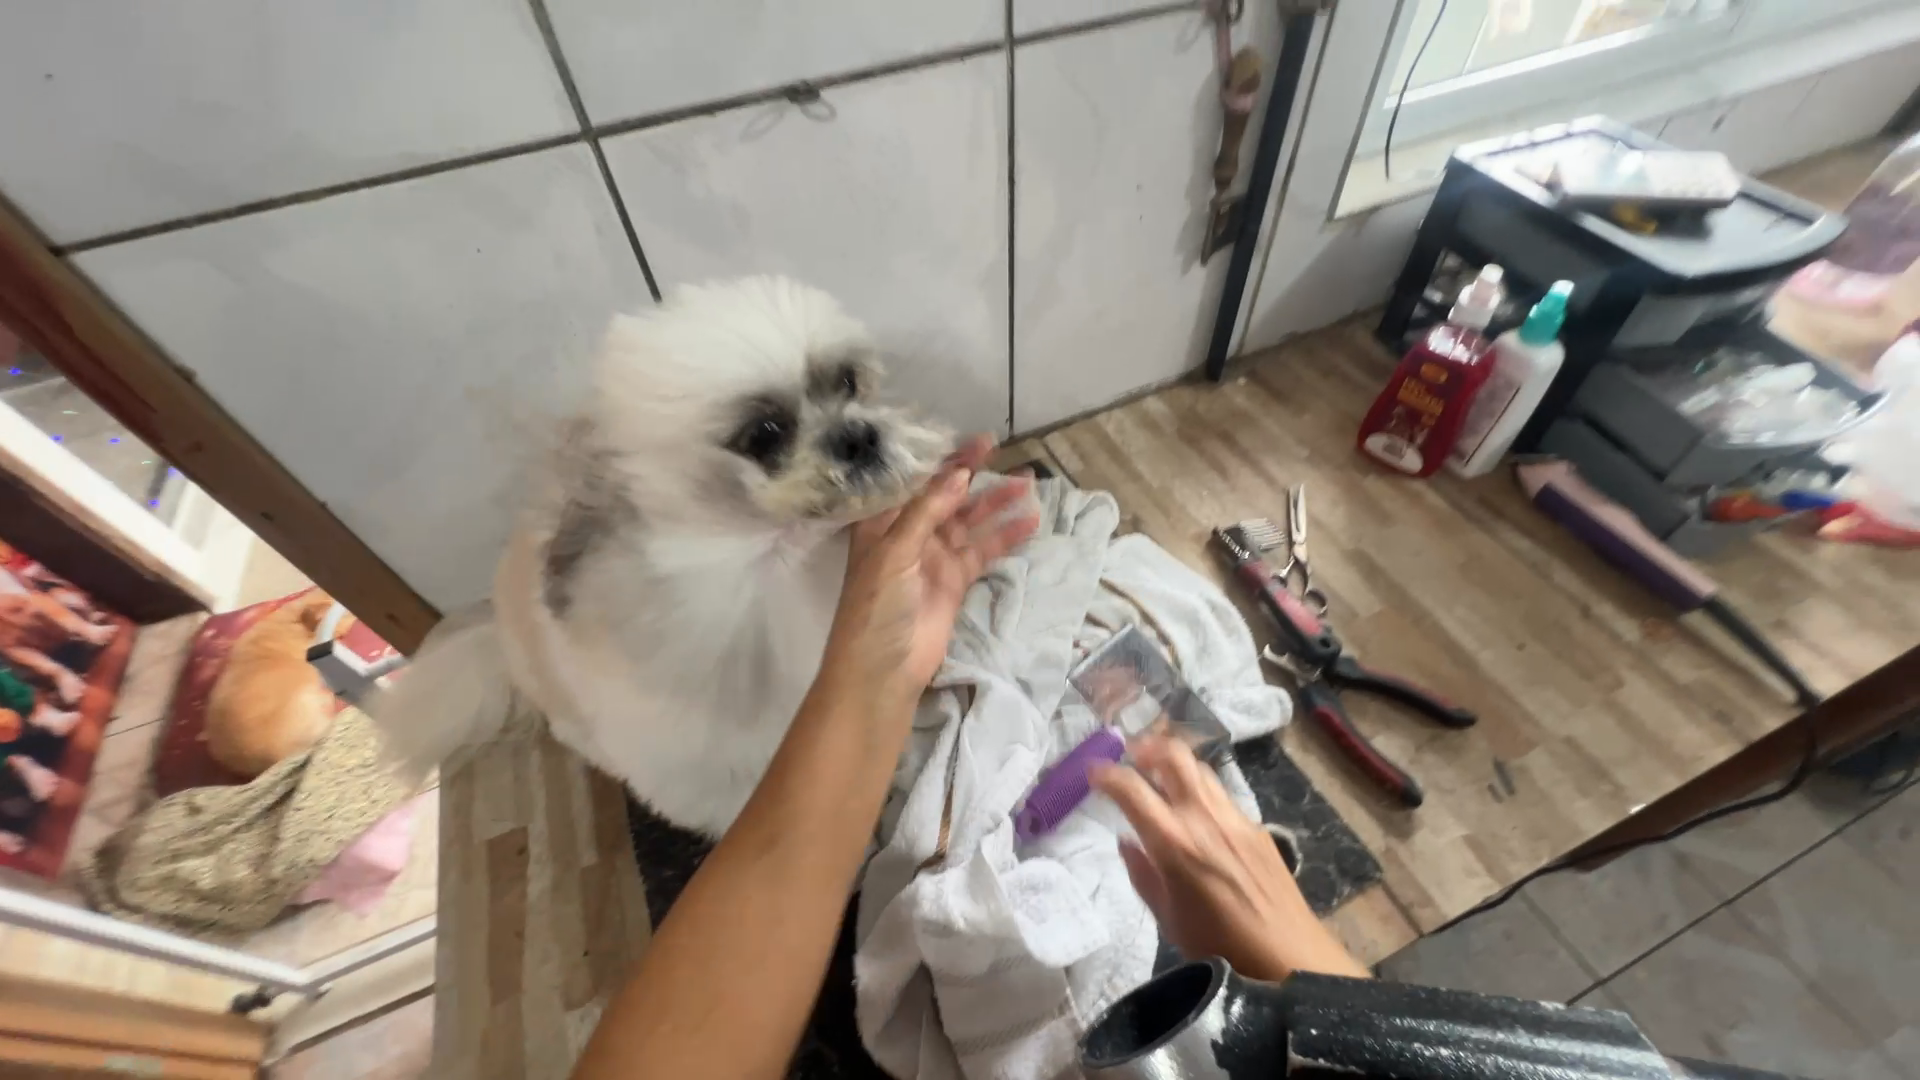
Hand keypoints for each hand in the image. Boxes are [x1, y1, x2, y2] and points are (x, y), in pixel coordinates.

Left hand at [820, 435, 1039, 716]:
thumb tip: (960, 474)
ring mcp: (934, 557)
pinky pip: (983, 551)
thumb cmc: (876, 605)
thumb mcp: (894, 551)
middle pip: (945, 496)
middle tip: (1001, 450)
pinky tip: (1030, 522)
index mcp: (883, 521)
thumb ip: (926, 511)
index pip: (915, 481)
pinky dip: (1005, 537)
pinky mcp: (956, 580)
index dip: (942, 460)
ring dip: (995, 503)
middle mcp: (909, 534)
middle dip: (972, 474)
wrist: (883, 668)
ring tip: (1028, 483)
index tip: (974, 442)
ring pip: (969, 521)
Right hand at [1091, 734, 1368, 982]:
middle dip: (1147, 747)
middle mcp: (1202, 817)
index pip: (1131, 787)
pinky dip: (1200, 789)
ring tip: (1161, 777)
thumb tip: (1127, 841)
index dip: (1106, 773)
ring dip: (1175, 764)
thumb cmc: (1218, 946)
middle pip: (1173, 755)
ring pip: (1200, 768)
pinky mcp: (1256, 827)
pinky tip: (1197, 812)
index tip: (1093, 771)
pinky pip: (1221, 793)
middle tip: (1132, 757)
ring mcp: (1233, 817)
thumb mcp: (1166, 917)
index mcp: (1173, 841)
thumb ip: (1141, 873)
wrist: (1291, 959)